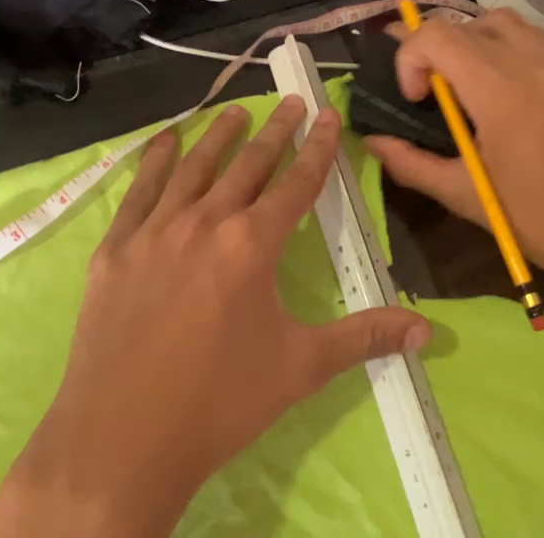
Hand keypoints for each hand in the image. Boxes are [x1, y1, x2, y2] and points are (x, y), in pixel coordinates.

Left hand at [0, 98, 430, 537]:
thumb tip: (428, 329)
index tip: (328, 114)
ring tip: (235, 111)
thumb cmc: (220, 403)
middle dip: (275, 131)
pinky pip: (139, 190)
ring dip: (218, 135)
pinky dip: (154, 160)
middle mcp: (205, 222)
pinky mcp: (116, 250)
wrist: (122, 441)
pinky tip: (164, 141)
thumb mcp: (301, 368)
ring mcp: (154, 232)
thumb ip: (364, 337)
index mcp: (253, 244)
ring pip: (194, 167)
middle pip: (248, 164)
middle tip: (291, 102)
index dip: (318, 148)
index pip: (297, 182)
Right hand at [364, 10, 543, 307]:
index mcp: (500, 91)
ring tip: (465, 84)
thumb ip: (411, 163)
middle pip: (465, 23)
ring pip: (503, 22)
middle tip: (429, 93)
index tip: (415, 100)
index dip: (410, 58)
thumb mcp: (466, 196)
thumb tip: (373, 140)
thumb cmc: (539, 222)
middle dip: (435, 49)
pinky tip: (505, 92)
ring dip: (471, 41)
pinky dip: (507, 49)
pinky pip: (534, 39)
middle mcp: (532, 63)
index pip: (437, 36)